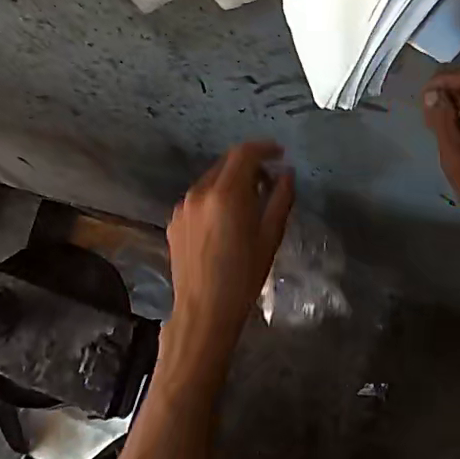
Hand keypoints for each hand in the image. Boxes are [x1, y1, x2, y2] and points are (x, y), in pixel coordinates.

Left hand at [167, 141, 295, 340]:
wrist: (203, 310)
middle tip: (269, 183)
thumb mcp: (270, 237)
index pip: (244, 153)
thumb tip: (286, 174)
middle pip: (226, 164)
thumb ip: (280, 198)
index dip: (264, 148)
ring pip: (211, 181)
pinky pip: (198, 200)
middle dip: (249, 166)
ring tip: (248, 206)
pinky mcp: (173, 222)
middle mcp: (199, 193)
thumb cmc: (243, 277)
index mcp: (226, 194)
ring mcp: (182, 207)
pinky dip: (215, 200)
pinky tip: (225, 224)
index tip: (279, 154)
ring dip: (231, 183)